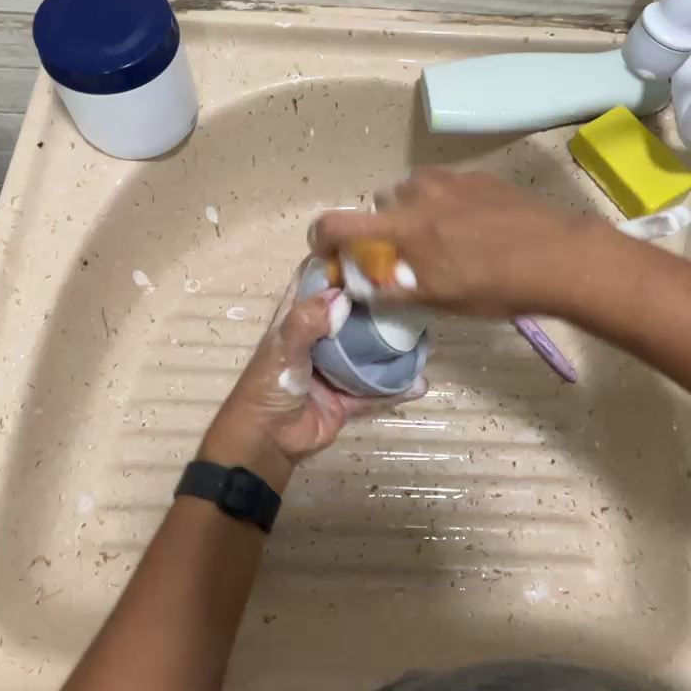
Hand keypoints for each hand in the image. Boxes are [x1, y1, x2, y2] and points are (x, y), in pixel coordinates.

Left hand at [200, 263, 427, 491]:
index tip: (370, 247)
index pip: (317, 280)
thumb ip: (306, 322)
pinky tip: (421, 381)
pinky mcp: (348, 396)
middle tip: (411, 286)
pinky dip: (398, 387)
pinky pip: (377, 390)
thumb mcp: (282, 349)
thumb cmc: (268, 388)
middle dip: (376, 299)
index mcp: (298, 318)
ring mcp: (337, 367)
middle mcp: (320, 336)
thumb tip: (341, 296)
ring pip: (369, 348)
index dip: (338, 262)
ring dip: (392, 342)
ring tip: (423, 330)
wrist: (268, 443)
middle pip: (351, 310)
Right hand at [310, 168, 614, 318]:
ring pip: (414, 191)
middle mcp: (418, 192)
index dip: (322, 237)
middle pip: (381, 205)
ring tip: (442, 240)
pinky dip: (445, 205)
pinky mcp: (478, 177)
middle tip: (406, 255)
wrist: (559, 255)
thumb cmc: (496, 284)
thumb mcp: (441, 299)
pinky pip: (445, 186)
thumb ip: (396, 289)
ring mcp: (451, 179)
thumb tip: (367, 287)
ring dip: (415, 212)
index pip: (338, 222)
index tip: (329, 251)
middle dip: (384, 228)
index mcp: (403, 226)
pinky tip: (473, 228)